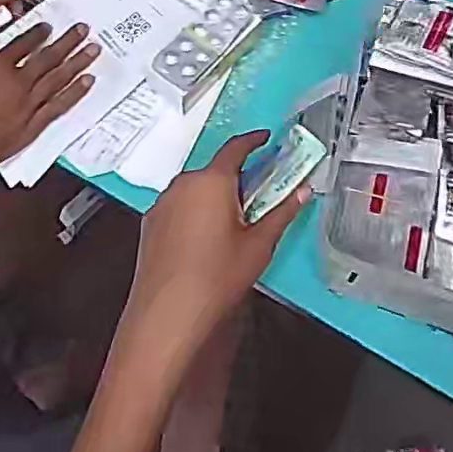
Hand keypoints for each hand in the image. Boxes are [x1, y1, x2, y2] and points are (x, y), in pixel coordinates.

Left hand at [116, 132, 312, 368]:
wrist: (168, 312)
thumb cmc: (217, 276)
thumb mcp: (258, 245)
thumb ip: (281, 212)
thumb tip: (301, 191)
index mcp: (212, 181)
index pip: (236, 148)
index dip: (253, 141)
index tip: (265, 139)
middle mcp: (184, 183)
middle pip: (215, 169)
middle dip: (236, 177)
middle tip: (257, 194)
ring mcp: (163, 202)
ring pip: (195, 187)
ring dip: (214, 193)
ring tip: (232, 221)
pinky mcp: (151, 221)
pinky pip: (178, 204)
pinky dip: (195, 209)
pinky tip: (204, 237)